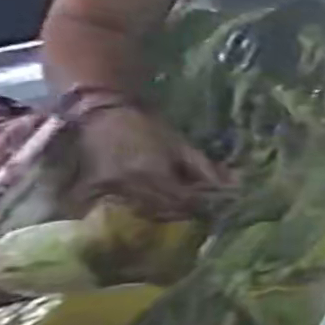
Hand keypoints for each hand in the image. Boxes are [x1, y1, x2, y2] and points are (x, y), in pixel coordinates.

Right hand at [76, 105, 229, 219]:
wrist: (105, 114)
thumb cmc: (149, 128)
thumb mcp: (183, 147)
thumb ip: (206, 169)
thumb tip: (231, 185)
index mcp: (153, 172)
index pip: (183, 200)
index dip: (200, 203)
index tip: (212, 202)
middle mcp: (128, 184)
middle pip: (163, 208)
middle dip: (184, 208)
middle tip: (198, 204)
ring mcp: (106, 187)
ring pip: (142, 210)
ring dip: (163, 210)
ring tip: (177, 203)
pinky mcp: (92, 187)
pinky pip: (116, 206)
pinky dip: (136, 208)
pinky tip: (150, 204)